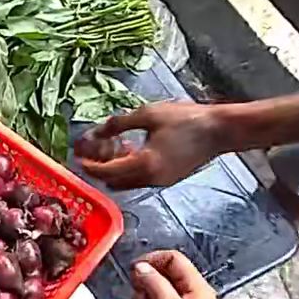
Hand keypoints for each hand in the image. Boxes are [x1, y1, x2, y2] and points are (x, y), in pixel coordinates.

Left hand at [76, 103, 231, 189]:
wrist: (219, 131)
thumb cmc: (186, 120)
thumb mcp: (148, 115)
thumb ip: (119, 124)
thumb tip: (96, 131)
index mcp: (143, 165)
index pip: (106, 172)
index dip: (89, 165)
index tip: (78, 155)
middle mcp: (149, 180)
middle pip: (114, 182)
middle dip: (100, 169)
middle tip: (93, 150)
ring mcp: (160, 182)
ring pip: (127, 182)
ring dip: (114, 170)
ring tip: (111, 147)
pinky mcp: (167, 180)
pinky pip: (140, 179)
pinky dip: (129, 169)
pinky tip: (130, 149)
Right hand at [131, 250, 235, 298]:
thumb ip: (155, 285)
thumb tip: (142, 268)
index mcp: (197, 287)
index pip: (173, 258)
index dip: (152, 261)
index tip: (135, 273)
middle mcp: (196, 295)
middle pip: (167, 273)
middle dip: (148, 280)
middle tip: (139, 295)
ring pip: (165, 290)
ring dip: (149, 295)